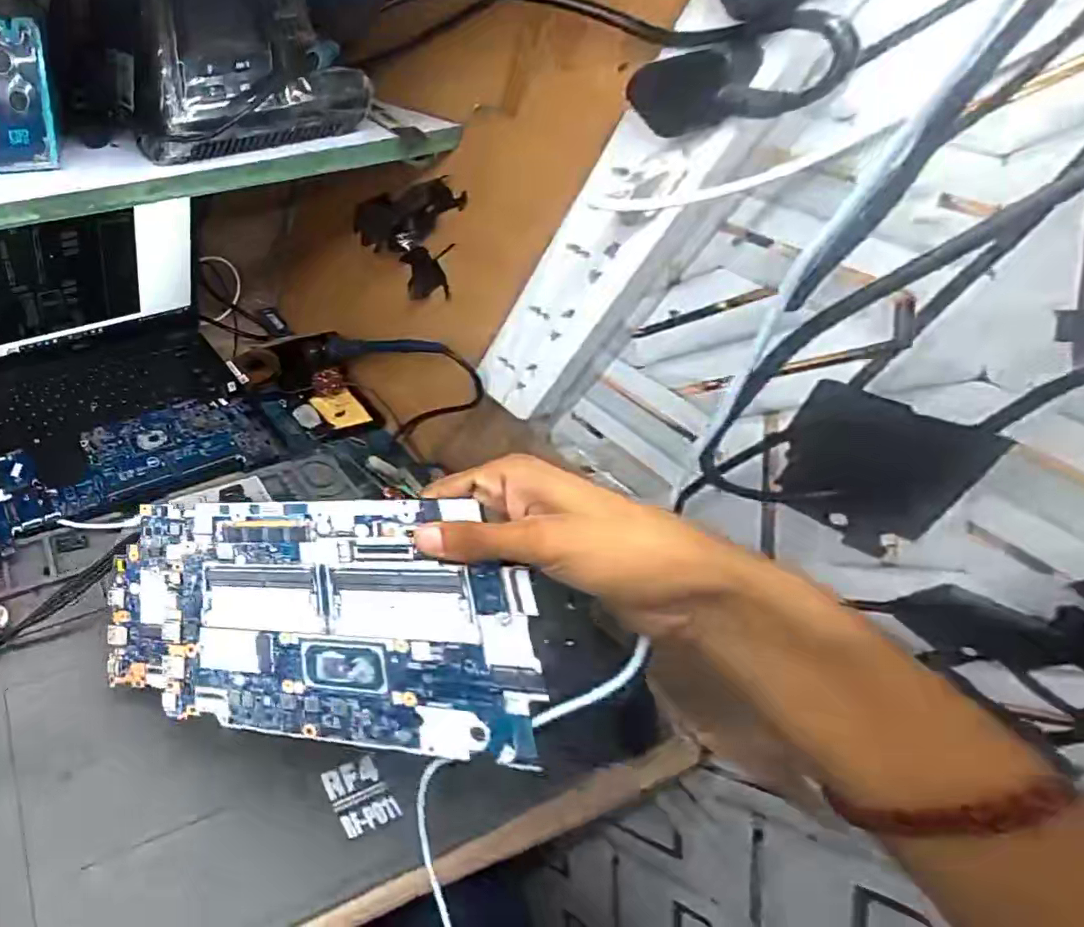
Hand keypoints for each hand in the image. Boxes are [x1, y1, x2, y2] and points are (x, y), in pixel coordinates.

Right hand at [413, 454, 776, 637]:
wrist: (695, 591)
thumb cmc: (618, 547)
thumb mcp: (541, 539)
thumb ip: (478, 540)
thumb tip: (416, 536)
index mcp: (511, 476)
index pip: (448, 492)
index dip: (421, 517)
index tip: (389, 551)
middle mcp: (514, 500)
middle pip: (460, 522)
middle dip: (437, 549)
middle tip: (404, 585)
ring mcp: (529, 534)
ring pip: (477, 550)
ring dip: (460, 572)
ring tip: (425, 601)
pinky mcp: (541, 564)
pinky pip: (500, 571)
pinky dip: (484, 585)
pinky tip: (464, 608)